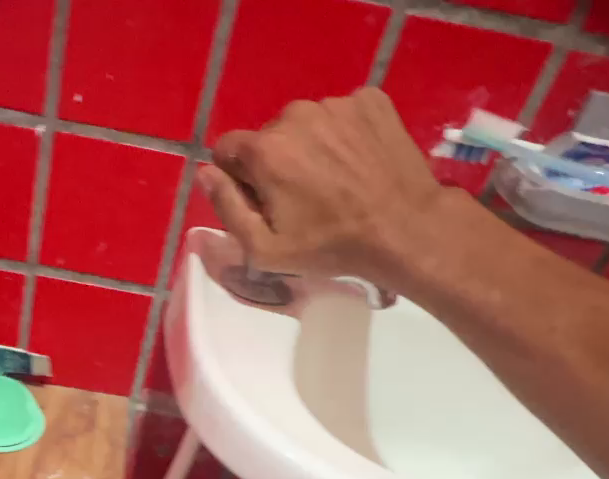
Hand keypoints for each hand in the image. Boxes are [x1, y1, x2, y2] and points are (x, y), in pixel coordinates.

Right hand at [199, 88, 447, 286]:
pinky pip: (341, 114)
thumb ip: (226, 208)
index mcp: (265, 151)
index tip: (260, 201)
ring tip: (332, 181)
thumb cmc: (329, 247)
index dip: (237, 177)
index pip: (227, 148)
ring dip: (308, 147)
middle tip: (300, 198)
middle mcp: (296, 115)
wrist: (404, 228)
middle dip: (274, 162)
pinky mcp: (370, 100)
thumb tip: (205, 173)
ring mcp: (337, 104)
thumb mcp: (264, 249)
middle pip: (268, 136)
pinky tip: (356, 163)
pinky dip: (342, 135)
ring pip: (304, 124)